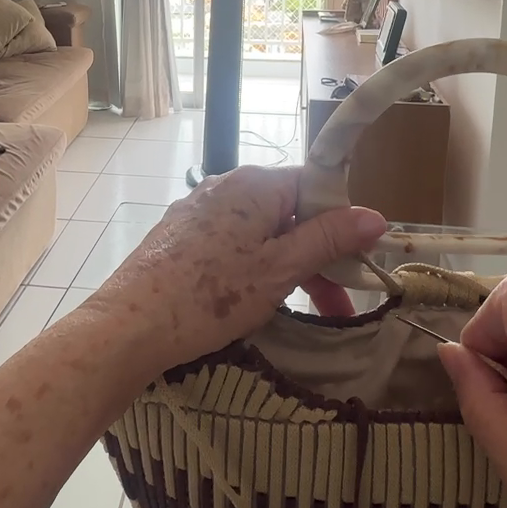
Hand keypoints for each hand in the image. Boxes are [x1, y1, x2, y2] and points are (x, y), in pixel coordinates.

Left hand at [82, 166, 386, 374]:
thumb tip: (376, 214)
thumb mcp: (279, 269)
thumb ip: (327, 239)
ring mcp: (200, 209)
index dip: (341, 218)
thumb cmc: (210, 295)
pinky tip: (261, 299)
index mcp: (254, 184)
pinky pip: (233, 242)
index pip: (313, 184)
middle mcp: (226, 185)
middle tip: (341, 302)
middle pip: (288, 210)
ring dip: (291, 266)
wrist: (130, 324)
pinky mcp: (182, 234)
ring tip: (312, 311)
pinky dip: (256, 266)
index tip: (359, 258)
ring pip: (261, 230)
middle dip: (318, 254)